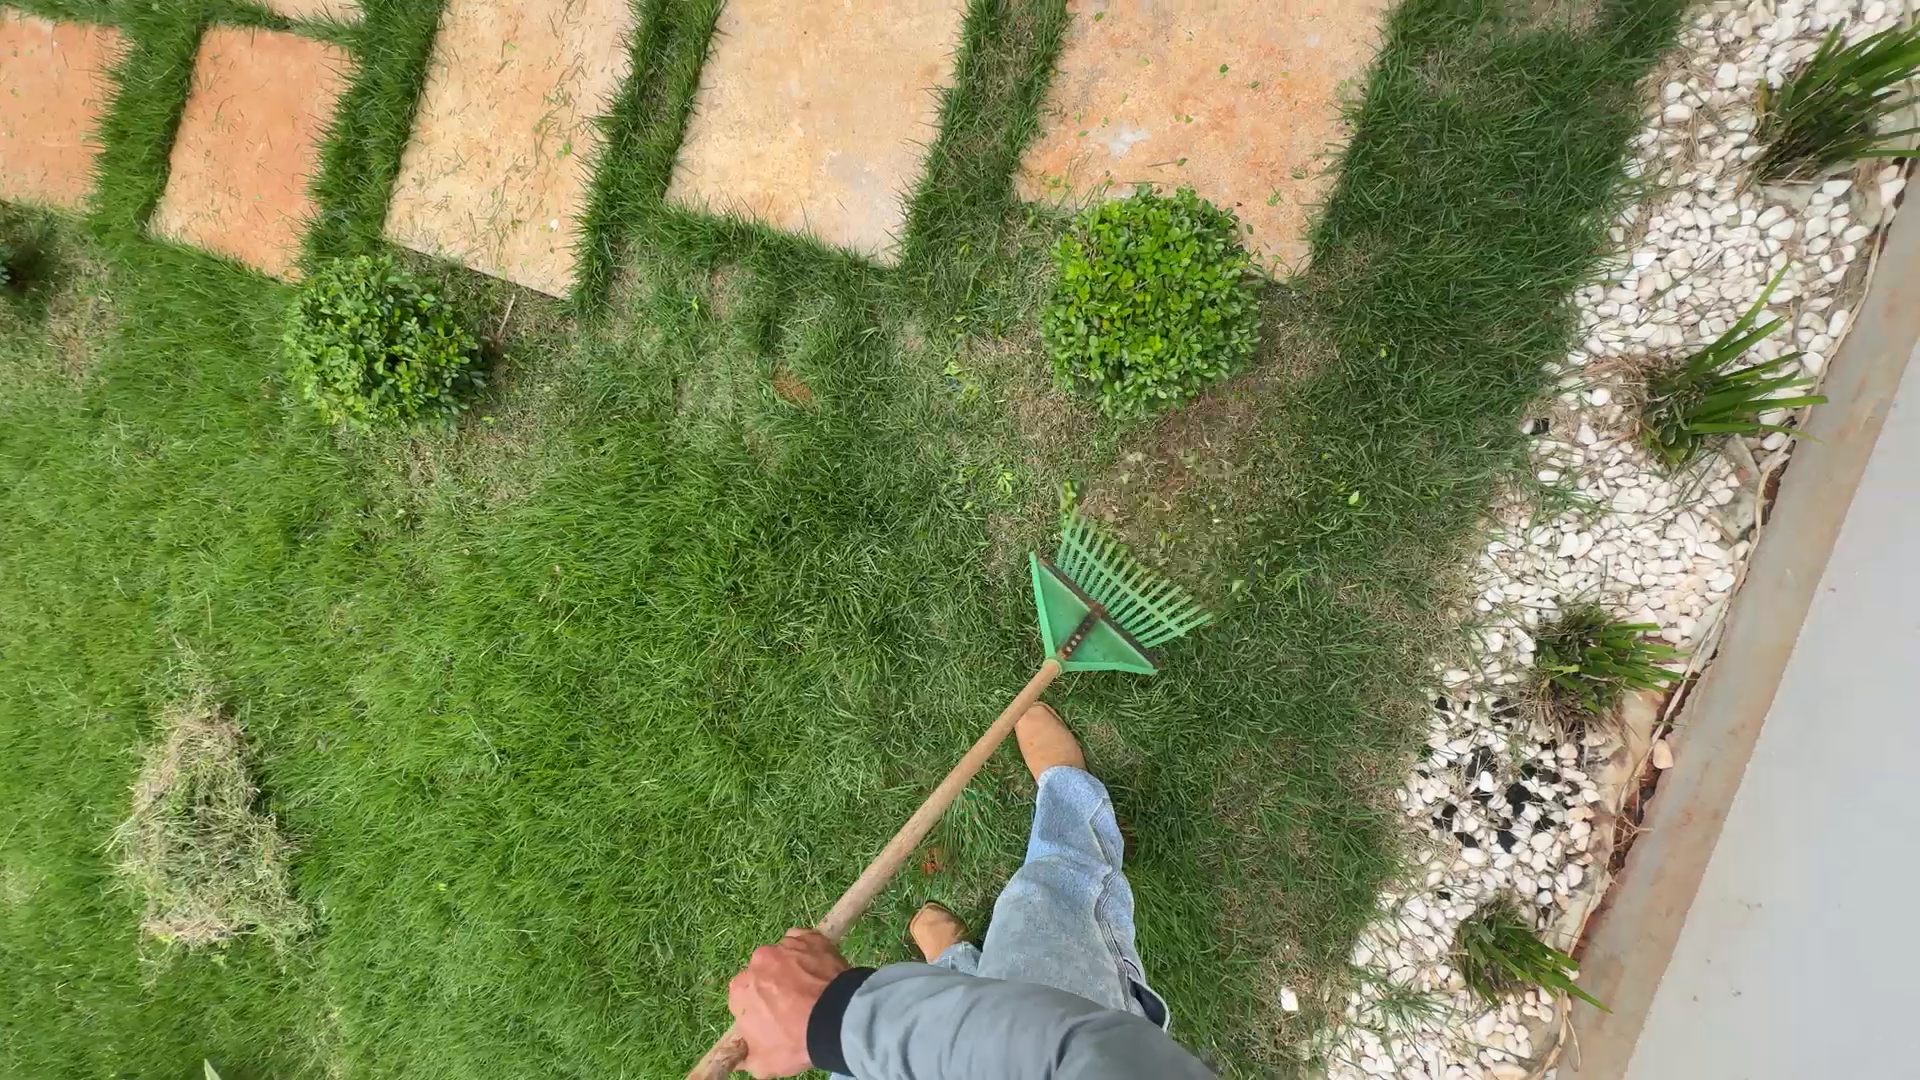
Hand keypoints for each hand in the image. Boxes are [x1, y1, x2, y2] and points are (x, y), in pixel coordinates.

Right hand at [726, 929, 849, 1077]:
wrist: (836, 1018)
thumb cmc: (795, 1040)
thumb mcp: (763, 1064)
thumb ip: (746, 1056)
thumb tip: (741, 1057)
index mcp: (741, 989)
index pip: (741, 996)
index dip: (756, 1007)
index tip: (769, 1017)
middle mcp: (759, 960)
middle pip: (761, 971)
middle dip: (771, 984)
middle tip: (791, 1003)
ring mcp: (787, 944)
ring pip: (783, 955)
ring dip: (790, 967)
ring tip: (809, 987)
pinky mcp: (811, 936)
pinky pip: (804, 942)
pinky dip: (808, 952)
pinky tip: (817, 969)